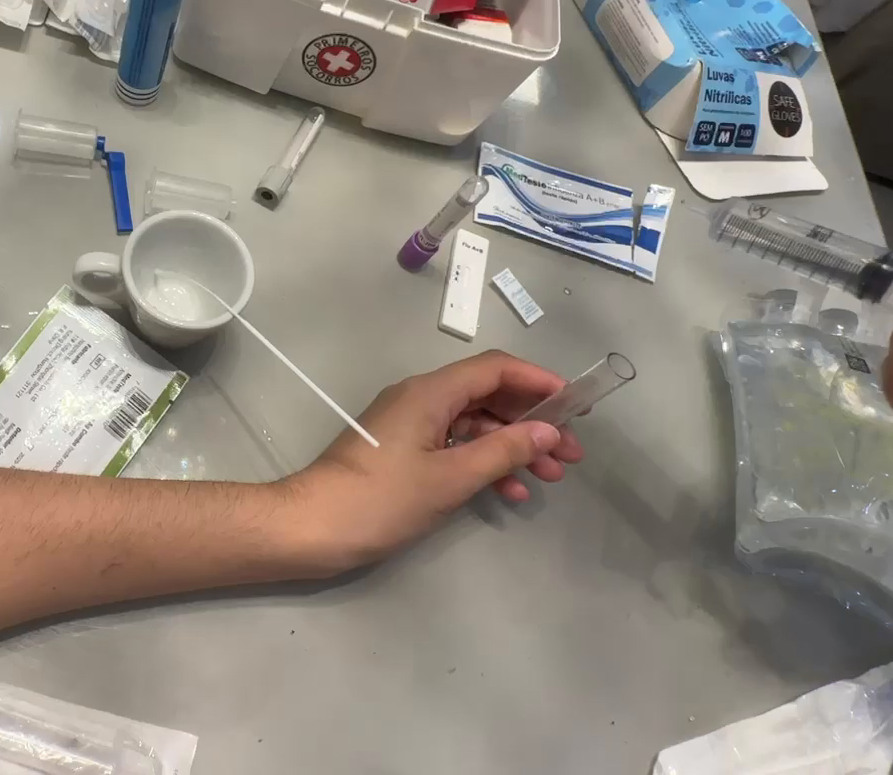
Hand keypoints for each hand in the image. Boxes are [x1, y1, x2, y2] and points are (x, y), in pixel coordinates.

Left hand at [281, 351, 583, 573]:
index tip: (576, 403)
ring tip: (552, 477)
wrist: (316, 525)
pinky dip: (482, 463)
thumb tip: (548, 430)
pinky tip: (510, 493)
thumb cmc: (382, 498)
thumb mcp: (450, 478)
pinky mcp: (403, 450)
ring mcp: (409, 424)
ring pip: (472, 423)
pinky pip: (452, 445)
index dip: (536, 380)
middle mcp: (419, 398)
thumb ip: (502, 451)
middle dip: (531, 420)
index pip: (492, 368)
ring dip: (512, 446)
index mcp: (428, 392)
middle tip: (572, 454)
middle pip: (486, 395)